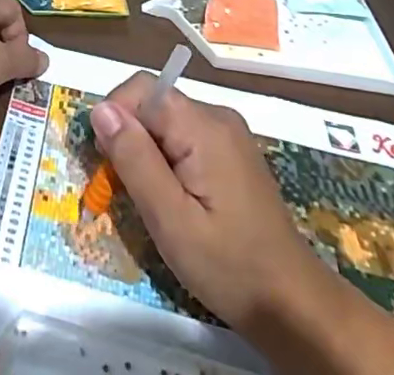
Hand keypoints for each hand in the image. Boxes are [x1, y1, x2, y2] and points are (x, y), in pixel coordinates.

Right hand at [89, 74, 319, 331]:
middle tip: (126, 190)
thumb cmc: (228, 265)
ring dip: (145, 152)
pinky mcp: (230, 154)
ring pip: (165, 123)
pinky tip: (173, 200)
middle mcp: (217, 118)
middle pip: (153, 104)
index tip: (108, 164)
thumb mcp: (169, 218)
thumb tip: (101, 109)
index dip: (115, 117)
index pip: (141, 89)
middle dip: (129, 138)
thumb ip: (134, 158)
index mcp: (204, 127)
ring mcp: (228, 135)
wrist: (292, 304)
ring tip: (150, 201)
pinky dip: (165, 161)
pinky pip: (183, 139)